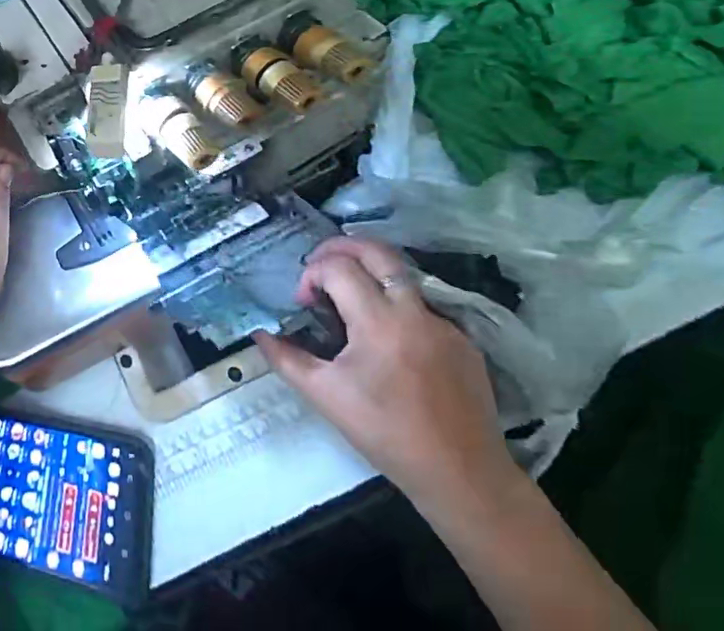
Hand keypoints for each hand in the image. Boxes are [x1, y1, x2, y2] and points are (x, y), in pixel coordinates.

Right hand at [255, 237, 517, 509]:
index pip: (338, 268)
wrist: (462, 476)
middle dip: (341, 247)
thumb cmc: (386, 434)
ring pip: (403, 274)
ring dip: (369, 272)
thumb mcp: (325, 396)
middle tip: (318, 263)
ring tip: (347, 293)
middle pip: (377, 251)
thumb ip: (287, 359)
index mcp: (379, 323)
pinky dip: (395, 305)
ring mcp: (444, 323)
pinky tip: (385, 337)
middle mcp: (415, 312)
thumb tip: (260, 335)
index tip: (303, 302)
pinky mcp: (463, 340)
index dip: (311, 274)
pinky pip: (423, 306)